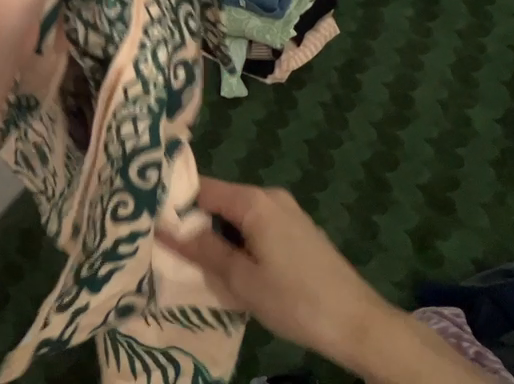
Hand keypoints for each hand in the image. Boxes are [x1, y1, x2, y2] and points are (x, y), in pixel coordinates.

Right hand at [165, 178, 397, 365]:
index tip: (153, 223)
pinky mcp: (300, 232)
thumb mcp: (241, 279)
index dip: (175, 204)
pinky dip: (242, 242)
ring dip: (220, 236)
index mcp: (253, 200)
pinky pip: (258, 227)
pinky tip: (238, 270)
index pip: (201, 188)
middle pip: (220, 200)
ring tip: (202, 264)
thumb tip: (164, 227)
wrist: (360, 324)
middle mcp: (270, 196)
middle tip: (174, 250)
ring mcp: (288, 213)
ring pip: (239, 216)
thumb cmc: (295, 300)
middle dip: (197, 223)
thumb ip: (202, 250)